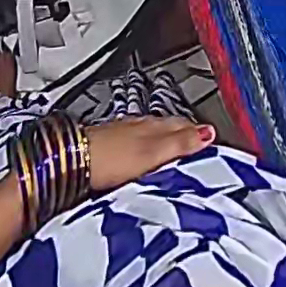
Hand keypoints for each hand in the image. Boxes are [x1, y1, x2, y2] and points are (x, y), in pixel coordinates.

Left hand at [84, 117, 215, 191]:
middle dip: (186, 136)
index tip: (212, 142)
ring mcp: (126, 136)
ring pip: (155, 135)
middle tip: (200, 148)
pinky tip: (148, 161)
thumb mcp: (152, 153)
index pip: (185, 125)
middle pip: (171, 128)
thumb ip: (180, 143)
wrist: (73, 161)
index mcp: (155, 126)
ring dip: (168, 143)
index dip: (199, 133)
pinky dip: (150, 152)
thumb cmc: (111, 157)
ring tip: (178, 156)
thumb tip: (208, 133)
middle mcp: (142, 126)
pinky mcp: (113, 148)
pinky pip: (140, 146)